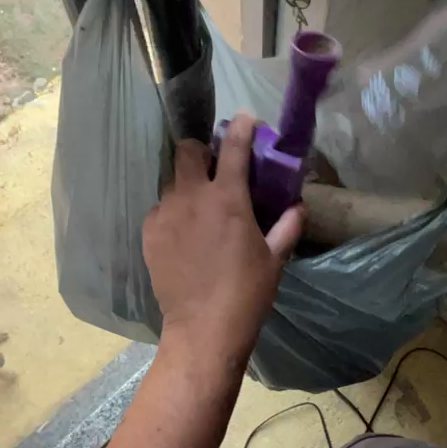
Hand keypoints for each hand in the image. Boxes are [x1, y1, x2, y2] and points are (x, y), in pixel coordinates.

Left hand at [143, 115, 304, 367]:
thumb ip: (287, 226)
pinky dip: (174, 214)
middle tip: (214, 167)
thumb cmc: (247, 293)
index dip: (241, 128)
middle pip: (187, 151)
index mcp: (228, 199)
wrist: (203, 328)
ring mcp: (165, 214)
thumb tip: (297, 206)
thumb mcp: (275, 259)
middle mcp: (192, 197)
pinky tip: (184, 235)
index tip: (244, 119)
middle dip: (201, 152)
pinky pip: (161, 210)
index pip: (235, 148)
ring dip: (187, 187)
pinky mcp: (149, 233)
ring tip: (199, 210)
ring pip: (172, 183)